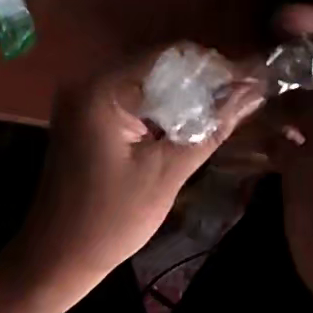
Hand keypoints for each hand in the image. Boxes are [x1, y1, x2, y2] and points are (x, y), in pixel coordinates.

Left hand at [0, 44, 263, 312]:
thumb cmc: (110, 221)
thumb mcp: (167, 173)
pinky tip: (189, 128)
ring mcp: (82, 102)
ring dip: (184, 99)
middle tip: (246, 99)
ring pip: (147, 85)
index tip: (256, 82)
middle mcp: (87, 84)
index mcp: (102, 91)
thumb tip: (255, 90)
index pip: (171, 56)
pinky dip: (160, 113)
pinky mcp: (83, 120)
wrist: (56, 256)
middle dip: (203, 83)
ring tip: (227, 113)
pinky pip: (130, 103)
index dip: (216, 67)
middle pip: (158, 67)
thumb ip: (211, 127)